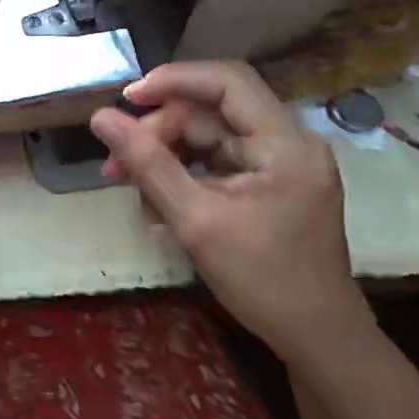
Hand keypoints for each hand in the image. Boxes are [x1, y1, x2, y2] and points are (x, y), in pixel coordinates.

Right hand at [89, 62, 368, 355]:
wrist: (317, 339)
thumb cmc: (263, 280)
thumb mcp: (196, 220)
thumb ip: (147, 164)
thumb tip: (100, 119)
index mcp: (286, 144)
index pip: (228, 82)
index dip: (173, 80)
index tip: (126, 99)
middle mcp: (289, 143)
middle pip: (211, 113)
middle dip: (159, 132)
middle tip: (115, 165)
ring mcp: (280, 165)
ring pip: (209, 138)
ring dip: (164, 156)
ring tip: (127, 185)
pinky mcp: (269, 185)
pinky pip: (216, 163)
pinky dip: (183, 176)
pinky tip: (155, 202)